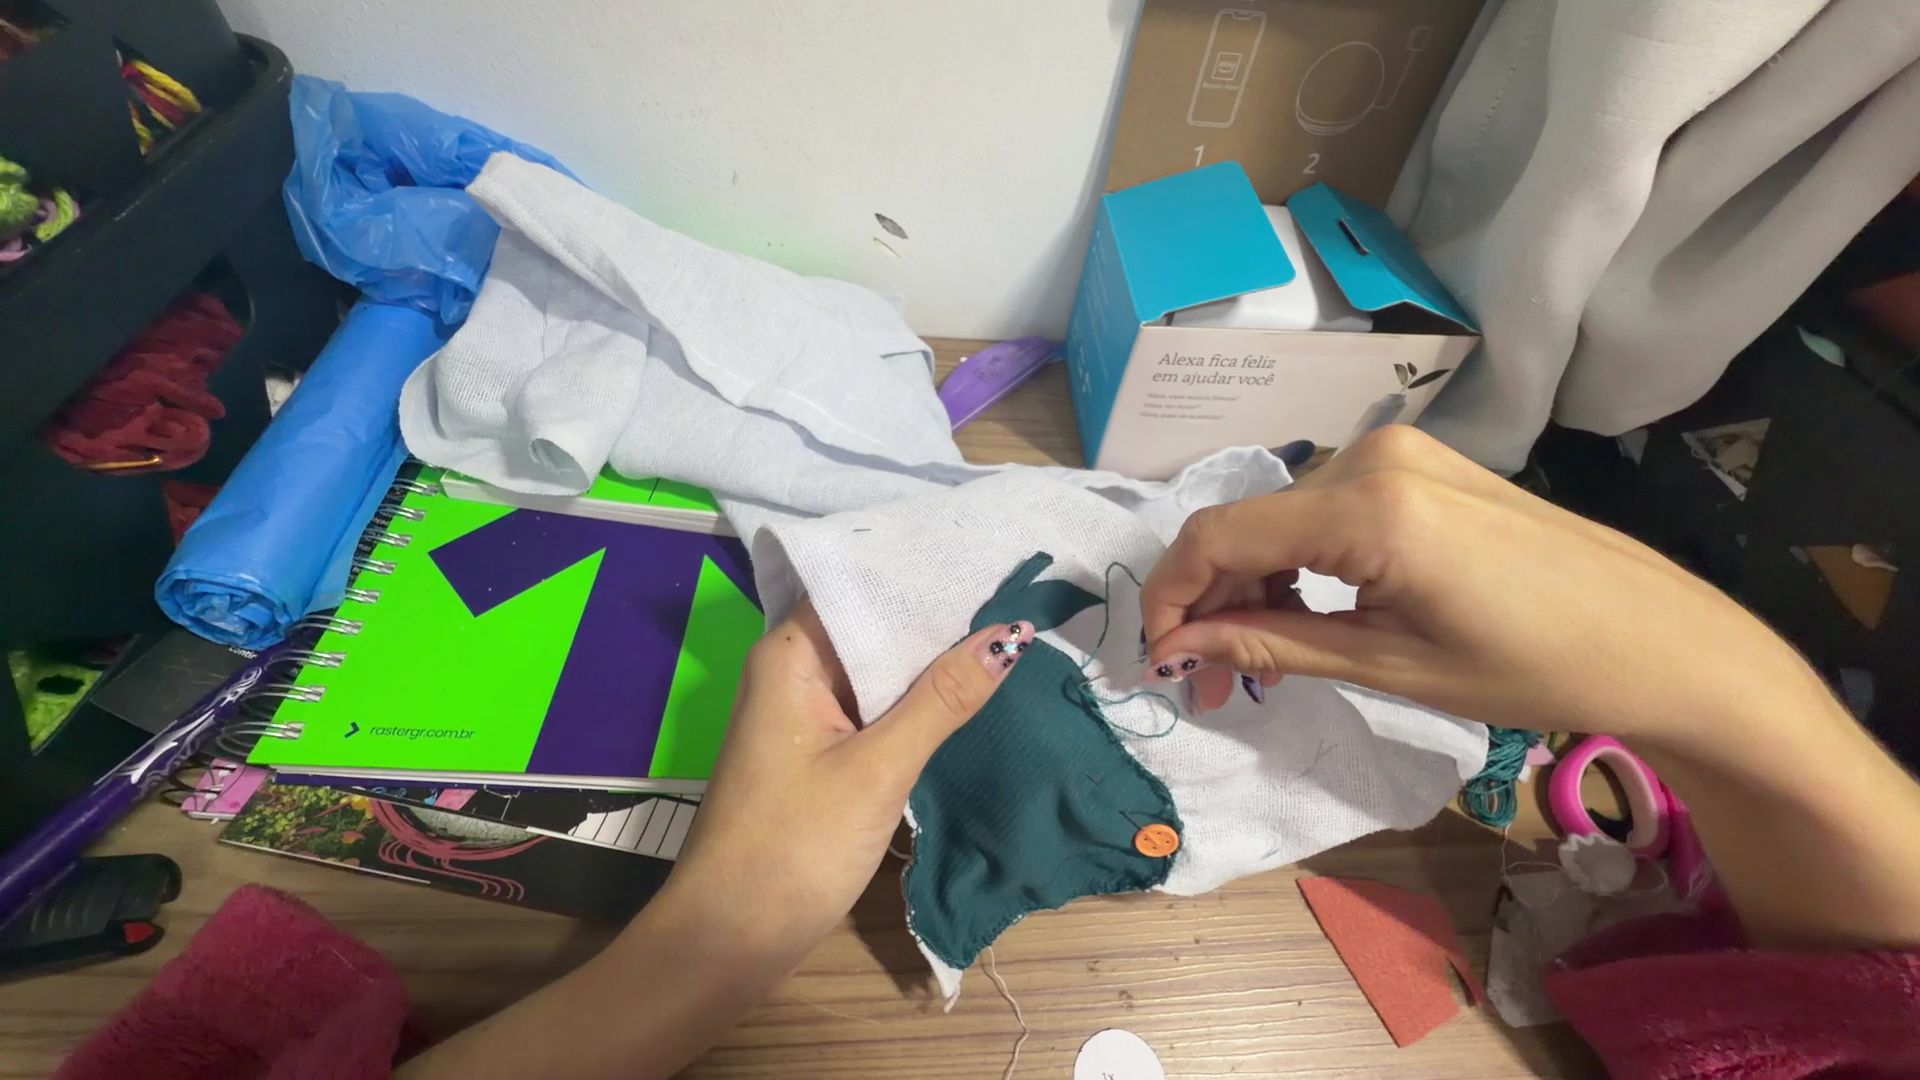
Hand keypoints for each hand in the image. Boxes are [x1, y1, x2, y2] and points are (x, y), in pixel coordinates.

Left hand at [397, 601, 1029, 1079]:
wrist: (729, 943)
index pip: (861, 584)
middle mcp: (794, 668)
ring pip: (878, 666)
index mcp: (792, 652)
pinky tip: (965, 684)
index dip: (922, 569)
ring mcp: (806, 709)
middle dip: (936, 613)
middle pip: (873, 623)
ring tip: (1004, 620)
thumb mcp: (878, 767)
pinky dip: (915, 695)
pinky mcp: (820, 745)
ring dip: (930, 655)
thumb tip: (1011, 633)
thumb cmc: (794, 846)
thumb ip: (943, 698)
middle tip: (1012, 585)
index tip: (986, 554)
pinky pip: (874, 702)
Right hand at [1140, 425, 1838, 753]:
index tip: (1159, 655)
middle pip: (1241, 529)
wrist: (1667, 642)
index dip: (1169, 594)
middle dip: (1209, 605)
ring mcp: (1391, 454)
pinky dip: (1291, 565)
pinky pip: (1314, 513)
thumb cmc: (1534, 669)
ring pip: (1273, 522)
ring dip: (1249, 588)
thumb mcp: (1385, 666)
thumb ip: (1266, 644)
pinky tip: (1297, 613)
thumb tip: (1173, 650)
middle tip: (1206, 679)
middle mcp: (1367, 458)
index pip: (1217, 536)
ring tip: (1253, 659)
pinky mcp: (1408, 466)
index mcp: (1367, 508)